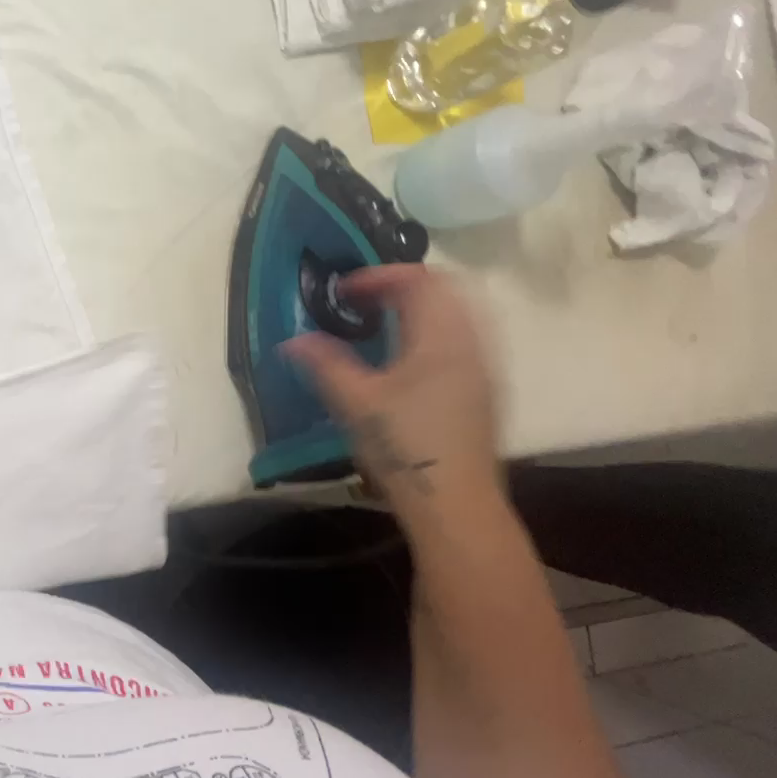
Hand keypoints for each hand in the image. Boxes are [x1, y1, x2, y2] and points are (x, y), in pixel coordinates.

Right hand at [281, 265, 500, 508]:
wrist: (456, 501)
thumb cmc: (406, 447)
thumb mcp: (355, 403)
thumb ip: (324, 364)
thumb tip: (292, 341)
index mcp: (442, 339)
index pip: (419, 281)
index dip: (378, 276)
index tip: (342, 292)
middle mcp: (472, 343)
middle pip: (446, 289)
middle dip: (402, 285)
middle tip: (362, 300)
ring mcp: (484, 366)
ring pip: (460, 311)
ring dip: (421, 305)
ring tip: (382, 322)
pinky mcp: (484, 388)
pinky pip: (465, 335)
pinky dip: (435, 327)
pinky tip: (408, 355)